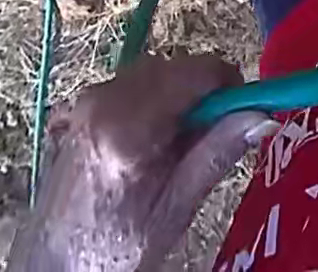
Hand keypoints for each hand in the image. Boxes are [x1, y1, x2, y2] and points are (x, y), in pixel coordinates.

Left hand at [6, 54, 272, 271]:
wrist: (53, 267)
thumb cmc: (116, 247)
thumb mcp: (174, 211)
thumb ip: (217, 154)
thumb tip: (264, 116)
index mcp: (128, 129)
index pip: (196, 72)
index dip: (228, 81)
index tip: (243, 108)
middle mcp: (106, 101)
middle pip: (178, 67)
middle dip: (204, 90)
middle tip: (213, 133)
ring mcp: (91, 97)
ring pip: (159, 68)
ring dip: (181, 90)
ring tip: (181, 138)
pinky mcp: (85, 101)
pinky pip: (137, 78)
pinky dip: (158, 93)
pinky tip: (155, 133)